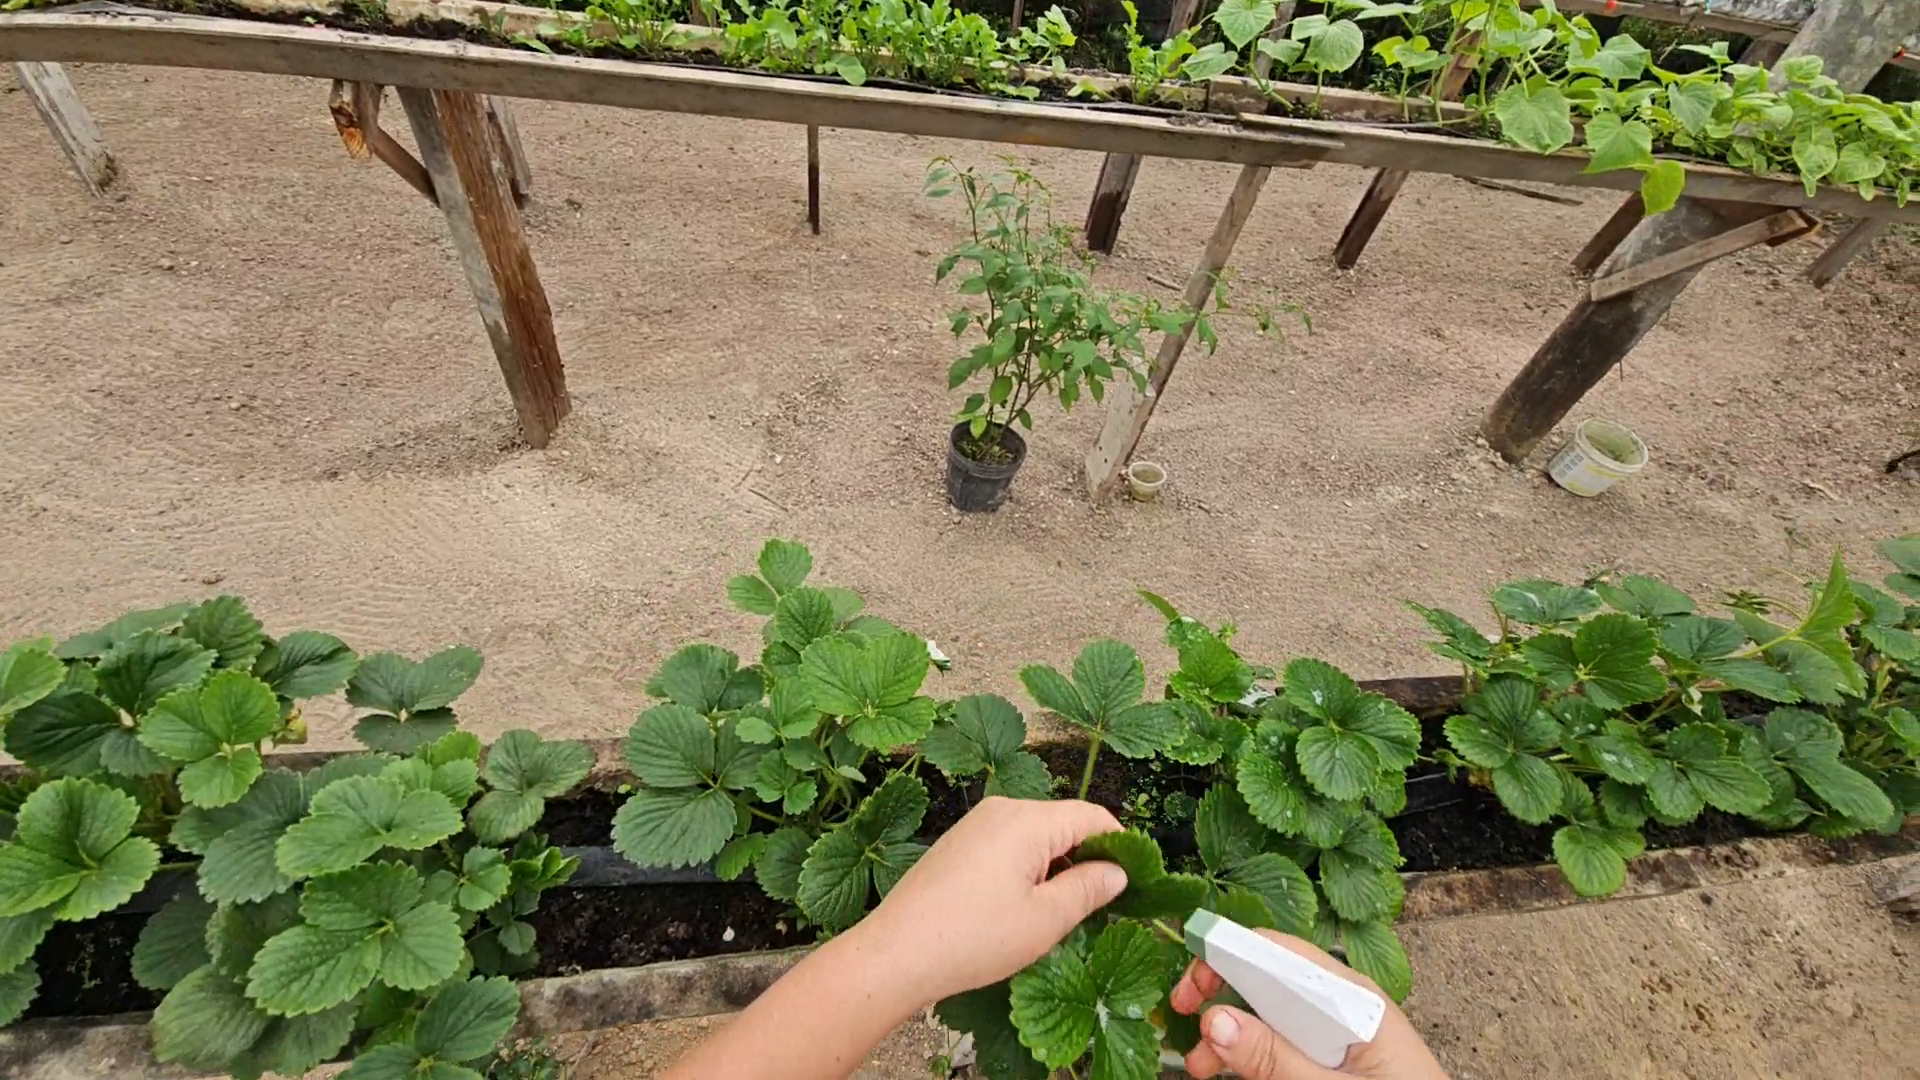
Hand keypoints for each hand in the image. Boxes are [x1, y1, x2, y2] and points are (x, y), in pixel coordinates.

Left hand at [848, 796, 1126, 1006]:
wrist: (898, 950)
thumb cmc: (975, 937)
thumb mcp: (1045, 920)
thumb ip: (1089, 889)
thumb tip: (1117, 871)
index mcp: (1028, 819)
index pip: (1090, 815)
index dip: (1119, 843)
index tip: (1137, 878)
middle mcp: (1003, 808)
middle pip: (1062, 822)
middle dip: (1087, 856)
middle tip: (1102, 904)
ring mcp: (978, 821)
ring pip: (1036, 833)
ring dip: (1057, 864)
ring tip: (1062, 911)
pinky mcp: (962, 839)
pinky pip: (1010, 841)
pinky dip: (1029, 865)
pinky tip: (1024, 903)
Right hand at [1171, 929, 1448, 1079]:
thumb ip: (1276, 1060)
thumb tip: (1213, 1018)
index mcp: (1352, 998)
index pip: (1276, 952)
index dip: (1224, 954)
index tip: (1188, 982)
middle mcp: (1342, 1004)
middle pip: (1265, 975)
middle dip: (1218, 991)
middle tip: (1180, 1011)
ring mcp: (1337, 1032)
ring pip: (1267, 1010)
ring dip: (1226, 1029)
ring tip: (1197, 1064)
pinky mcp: (1333, 1059)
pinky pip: (1281, 1039)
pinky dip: (1249, 1050)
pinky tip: (1225, 1067)